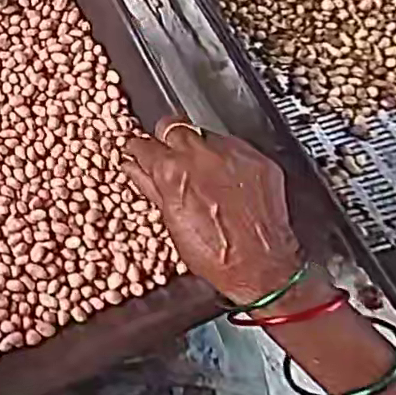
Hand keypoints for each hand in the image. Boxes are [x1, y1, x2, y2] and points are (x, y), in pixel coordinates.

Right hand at [122, 119, 302, 304]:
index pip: (142, 143)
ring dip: (197, 147)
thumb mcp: (169, 220)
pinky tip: (226, 178)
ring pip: (203, 133)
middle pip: (172, 126)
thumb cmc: (214, 253)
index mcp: (170, 170)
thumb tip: (133, 167)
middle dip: (167, 139)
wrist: (262, 268)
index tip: (140, 153)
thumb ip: (149, 185)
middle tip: (170, 156)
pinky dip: (225, 157)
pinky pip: (233, 146)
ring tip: (202, 171)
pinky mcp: (257, 160)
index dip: (139, 150)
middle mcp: (199, 155)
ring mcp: (230, 155)